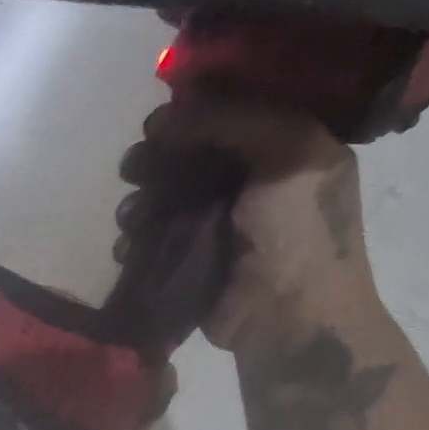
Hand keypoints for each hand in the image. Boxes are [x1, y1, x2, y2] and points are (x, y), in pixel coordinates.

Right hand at [117, 96, 379, 352]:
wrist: (289, 316)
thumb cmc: (300, 231)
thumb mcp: (288, 153)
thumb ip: (232, 120)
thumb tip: (164, 119)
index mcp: (284, 148)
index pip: (228, 114)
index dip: (190, 113)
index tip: (156, 125)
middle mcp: (249, 182)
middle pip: (187, 157)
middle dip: (155, 160)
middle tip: (133, 169)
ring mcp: (215, 225)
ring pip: (162, 198)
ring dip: (139, 203)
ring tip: (132, 218)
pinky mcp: (189, 262)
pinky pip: (152, 240)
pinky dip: (134, 240)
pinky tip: (128, 246)